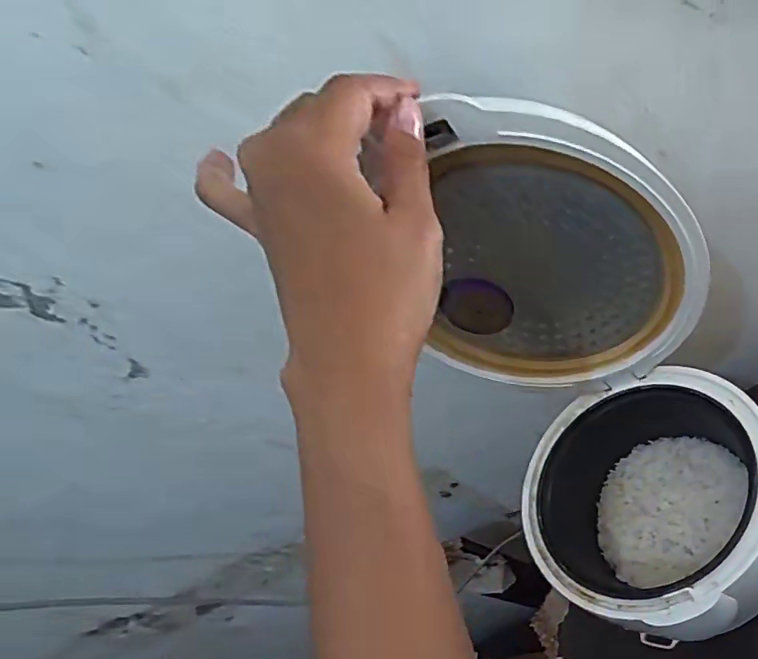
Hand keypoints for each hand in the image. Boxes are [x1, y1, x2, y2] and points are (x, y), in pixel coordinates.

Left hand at [195, 74, 441, 410]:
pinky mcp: (256, 223)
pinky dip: (225, 166)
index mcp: (313, 151)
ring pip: (285, 136)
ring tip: (363, 146)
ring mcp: (256, 189)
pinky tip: (221, 158)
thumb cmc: (393, 290)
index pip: (345, 96)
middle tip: (405, 125)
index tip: (415, 96)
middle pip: (312, 110)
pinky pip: (228, 182)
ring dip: (323, 131)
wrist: (350, 349)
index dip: (382, 90)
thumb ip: (405, 163)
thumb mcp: (416, 224)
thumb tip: (403, 114)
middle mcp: (270, 156)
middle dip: (358, 108)